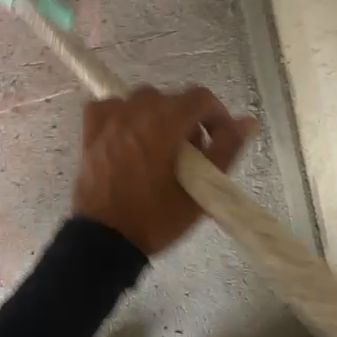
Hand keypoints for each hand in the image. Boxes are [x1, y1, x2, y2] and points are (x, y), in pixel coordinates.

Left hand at [72, 86, 255, 256]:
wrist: (105, 239)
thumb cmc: (155, 218)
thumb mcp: (199, 190)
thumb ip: (225, 150)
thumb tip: (247, 122)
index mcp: (163, 124)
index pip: (199, 97)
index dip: (216, 114)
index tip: (219, 137)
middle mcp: (134, 113)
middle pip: (171, 98)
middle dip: (186, 119)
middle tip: (190, 152)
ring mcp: (108, 121)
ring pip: (139, 100)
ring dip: (156, 116)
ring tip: (160, 147)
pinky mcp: (89, 133)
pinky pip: (108, 108)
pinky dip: (122, 115)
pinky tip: (128, 137)